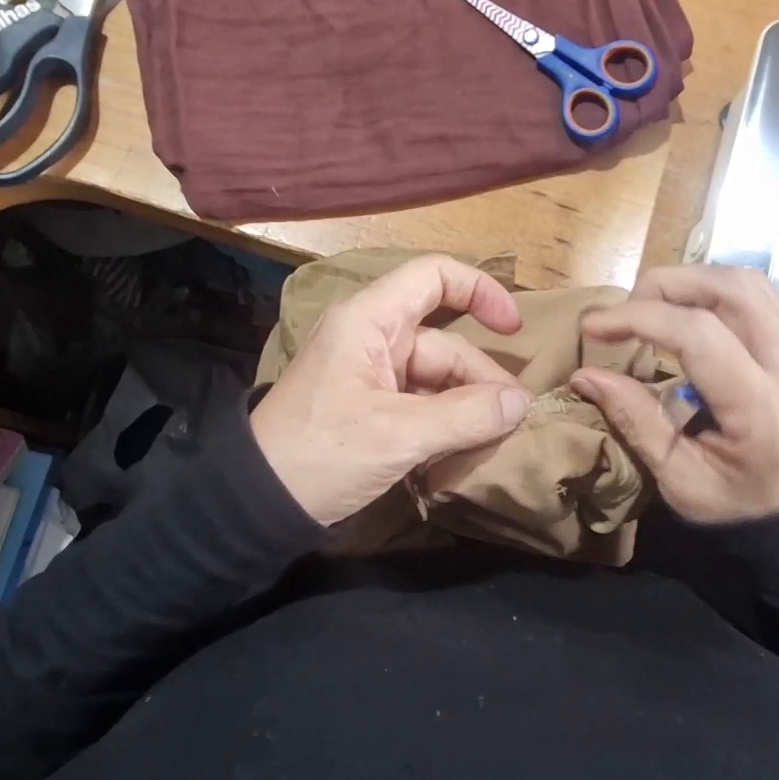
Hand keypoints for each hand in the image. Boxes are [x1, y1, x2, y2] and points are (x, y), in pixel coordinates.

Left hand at [251, 255, 532, 525]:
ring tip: (495, 440)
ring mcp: (368, 375)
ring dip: (466, 406)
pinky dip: (445, 422)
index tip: (514, 330)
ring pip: (435, 378)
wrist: (256, 503)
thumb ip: (465, 415)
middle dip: (480, 378)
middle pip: (443, 342)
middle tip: (514, 421)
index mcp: (368, 321)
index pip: (433, 277)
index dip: (480, 291)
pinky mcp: (368, 409)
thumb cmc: (323, 453)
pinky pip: (420, 403)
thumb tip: (521, 403)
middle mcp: (370, 338)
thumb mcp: (398, 434)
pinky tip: (467, 448)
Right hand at [570, 265, 778, 523]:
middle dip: (669, 284)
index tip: (594, 325)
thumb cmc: (739, 510)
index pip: (701, 335)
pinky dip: (716, 298)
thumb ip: (637, 421)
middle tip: (627, 309)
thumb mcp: (680, 481)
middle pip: (734, 290)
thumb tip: (586, 375)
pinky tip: (688, 321)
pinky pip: (762, 304)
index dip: (640, 318)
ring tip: (654, 309)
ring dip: (694, 283)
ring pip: (752, 286)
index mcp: (764, 413)